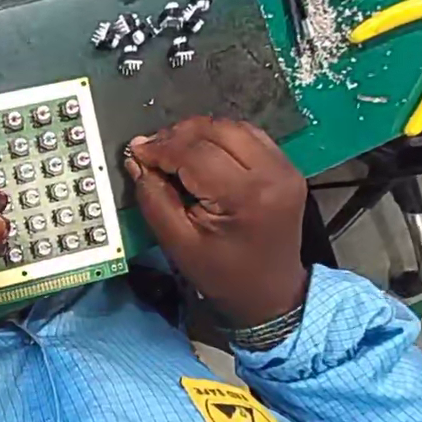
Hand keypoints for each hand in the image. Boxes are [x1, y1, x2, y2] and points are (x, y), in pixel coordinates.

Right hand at [124, 116, 310, 326]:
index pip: (196, 153)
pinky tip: (199, 152)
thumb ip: (155, 200)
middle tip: (149, 149)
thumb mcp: (178, 244)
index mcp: (246, 197)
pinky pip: (249, 136)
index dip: (161, 148)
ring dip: (198, 132)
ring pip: (233, 127)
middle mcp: (273, 173)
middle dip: (177, 135)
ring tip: (171, 149)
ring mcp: (285, 167)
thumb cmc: (221, 275)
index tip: (135, 151)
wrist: (268, 293)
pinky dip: (219, 137)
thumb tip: (137, 162)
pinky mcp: (286, 167)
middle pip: (217, 131)